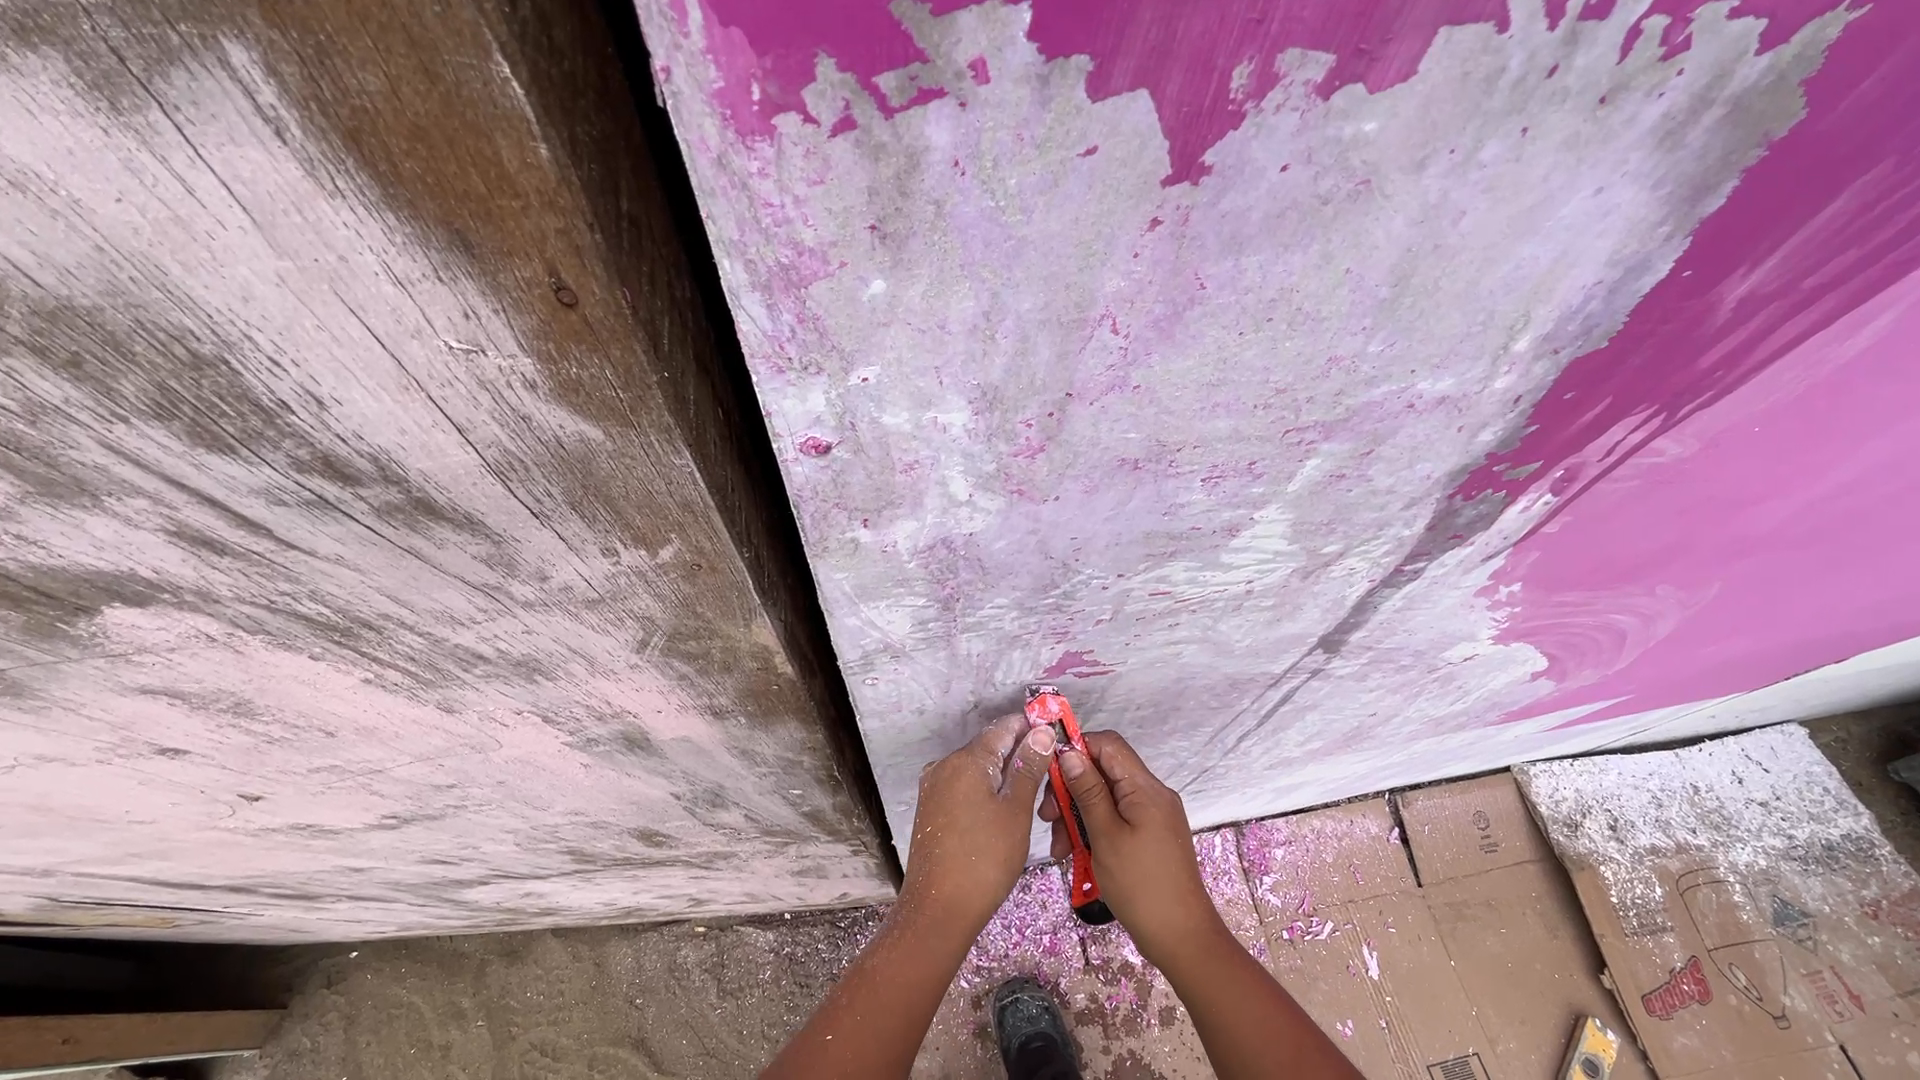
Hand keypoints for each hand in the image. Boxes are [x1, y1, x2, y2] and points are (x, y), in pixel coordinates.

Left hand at [898, 714, 1056, 936]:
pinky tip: (1006, 810)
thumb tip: (1042, 731)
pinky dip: (987, 790)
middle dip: (1021, 754)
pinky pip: (965, 786)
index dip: (1032, 729)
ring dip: (1005, 775)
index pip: (1004, 727)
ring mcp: (935, 787)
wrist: (940, 909)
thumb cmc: (985, 859)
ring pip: (978, 768)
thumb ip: (1029, 767)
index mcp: (966, 760)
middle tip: (1053, 774)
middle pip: (990, 747)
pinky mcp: (933, 808)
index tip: (1059, 740)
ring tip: (1035, 796)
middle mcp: (945, 765)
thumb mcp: (1016, 811)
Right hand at [1039, 730, 1224, 967]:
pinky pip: (1116, 820)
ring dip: (1078, 816)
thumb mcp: (1105, 836)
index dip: (1076, 749)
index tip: (1048, 773)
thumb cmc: (1140, 885)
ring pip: (1106, 799)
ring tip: (1060, 848)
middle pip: (1104, 773)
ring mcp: (1153, 817)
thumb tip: (1070, 752)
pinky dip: (1094, 831)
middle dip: (1072, 790)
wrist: (1181, 938)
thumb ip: (1087, 791)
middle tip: (1048, 819)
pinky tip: (1075, 854)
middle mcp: (1152, 795)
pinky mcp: (1150, 837)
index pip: (1108, 745)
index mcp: (1145, 788)